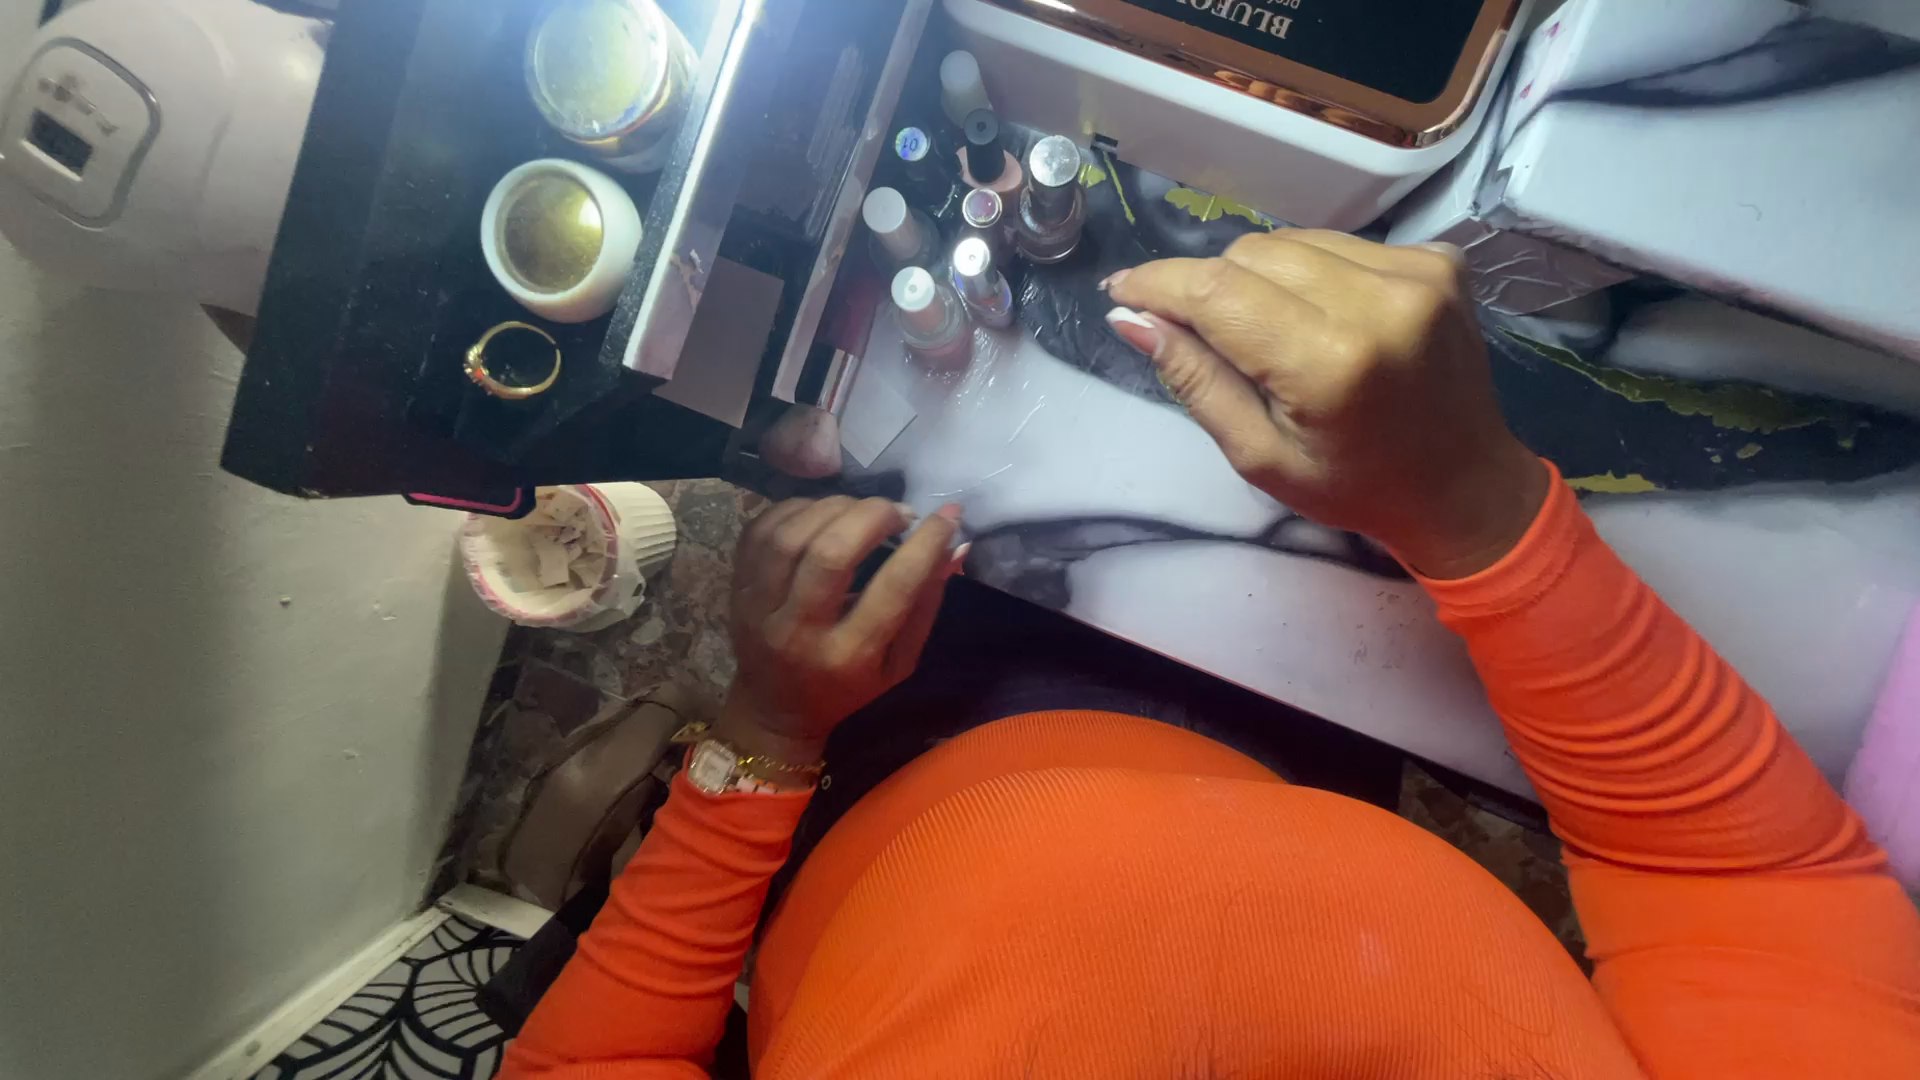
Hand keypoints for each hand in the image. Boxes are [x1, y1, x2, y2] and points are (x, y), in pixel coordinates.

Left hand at [718, 497, 965, 766]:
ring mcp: (758, 607)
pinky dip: (797, 508)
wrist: (774, 708)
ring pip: (791, 535)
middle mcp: (799, 631)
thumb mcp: (901, 662)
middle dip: (872, 516)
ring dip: (834, 506)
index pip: (894, 587)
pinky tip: (824, 513)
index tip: (945, 518)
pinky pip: (762, 529)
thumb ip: (927, 602)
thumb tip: (955, 544)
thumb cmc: (849, 686)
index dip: (925, 544)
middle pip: (830, 553)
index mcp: (849, 656)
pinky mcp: (736, 587)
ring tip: (861, 509)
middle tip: (897, 511)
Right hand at [1104, 231, 1548, 578]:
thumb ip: (1194, 380)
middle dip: (1205, 286)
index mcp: (1328, 362)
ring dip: (1253, 277)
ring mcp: (1417, 270)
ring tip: (1259, 330)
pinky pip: (1335, 244)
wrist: (1462, 484)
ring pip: (1289, 240)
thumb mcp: (1256, 454)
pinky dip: (1303, 273)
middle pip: (1250, 254)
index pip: (1218, 293)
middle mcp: (1379, 298)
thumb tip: (1131, 319)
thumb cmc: (1348, 487)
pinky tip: (1312, 317)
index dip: (1159, 285)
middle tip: (1193, 331)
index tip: (1120, 290)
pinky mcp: (1438, 258)